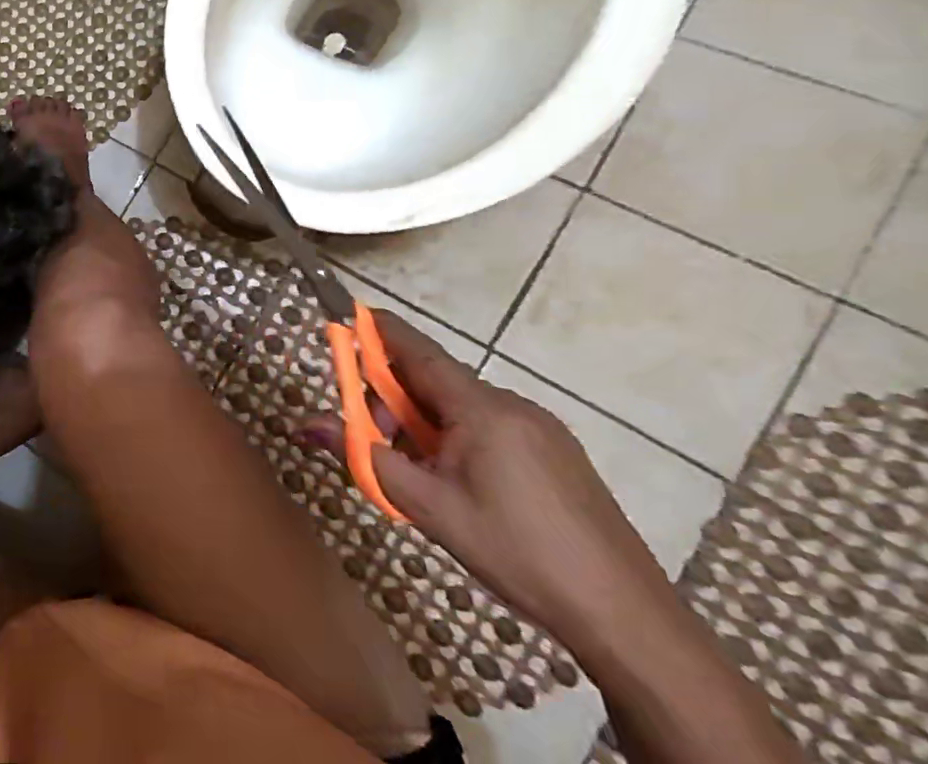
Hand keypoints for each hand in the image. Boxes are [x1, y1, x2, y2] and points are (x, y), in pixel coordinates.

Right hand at [359, 312, 668, 638]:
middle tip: (371, 441)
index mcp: (483, 410)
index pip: (419, 353)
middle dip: (393, 401)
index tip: (350, 315)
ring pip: (461, 409)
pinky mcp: (555, 452)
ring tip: (413, 476)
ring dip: (423, 426)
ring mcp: (541, 429)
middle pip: (436, 383)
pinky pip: (489, 428)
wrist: (620, 611)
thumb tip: (306, 424)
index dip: (381, 332)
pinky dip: (454, 439)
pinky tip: (453, 483)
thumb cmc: (515, 551)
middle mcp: (513, 405)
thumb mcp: (428, 506)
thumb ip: (364, 458)